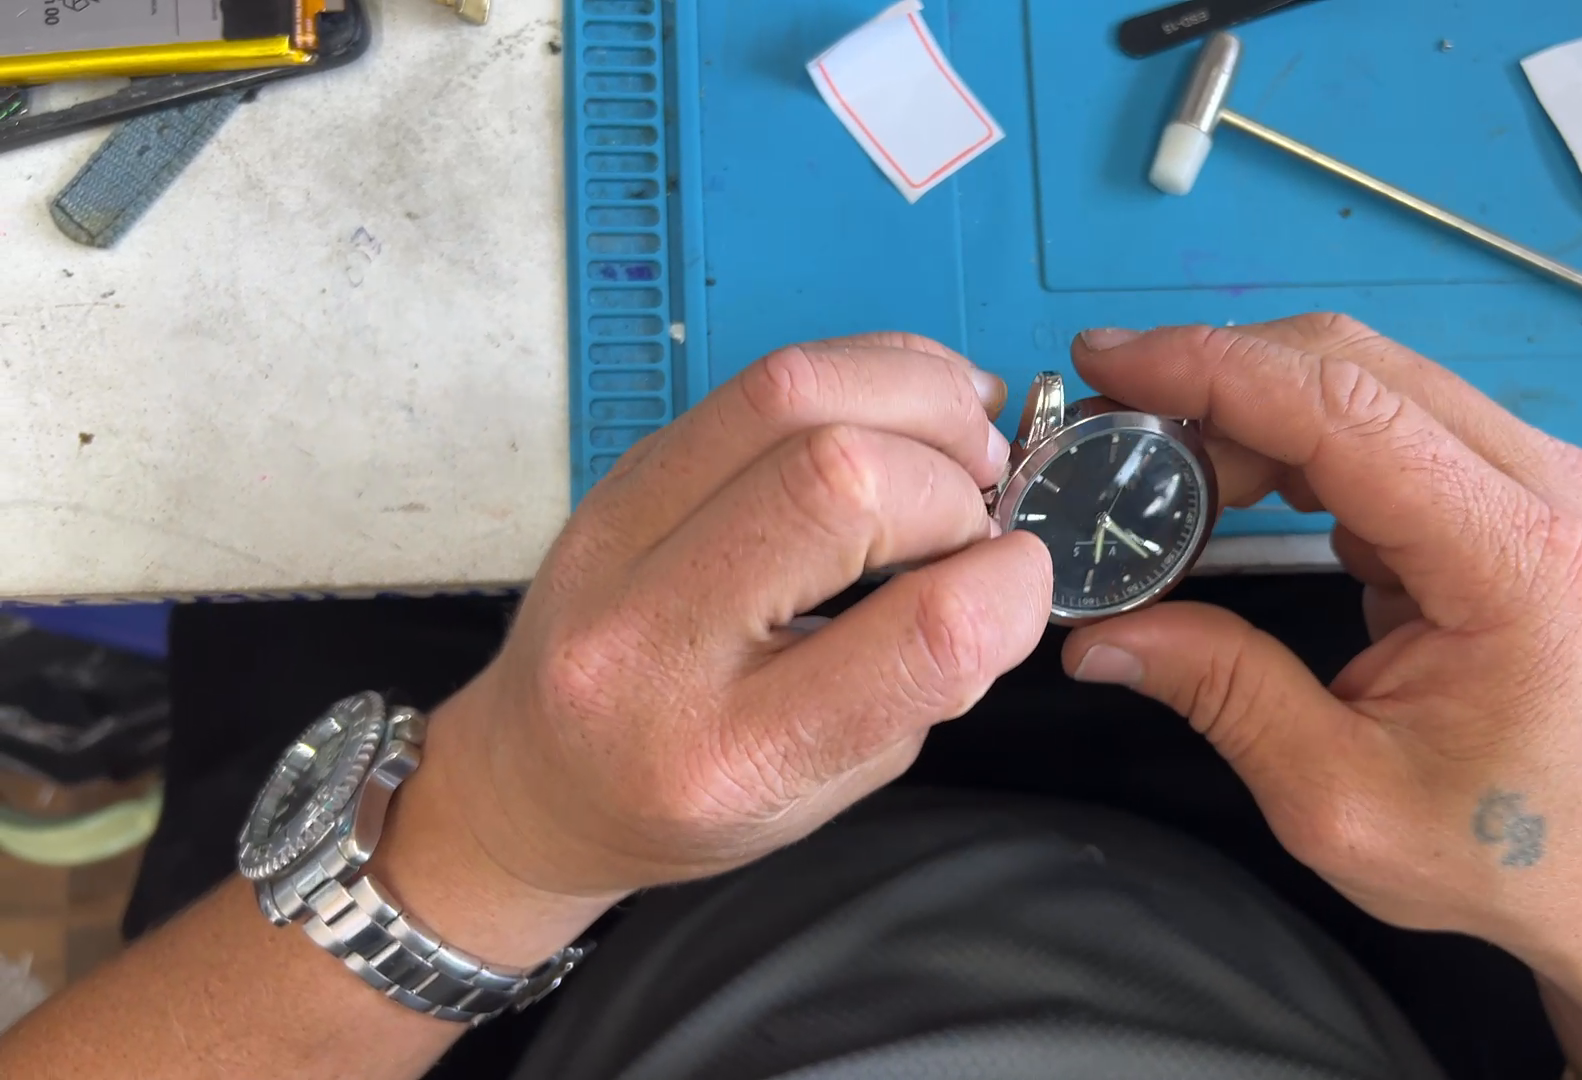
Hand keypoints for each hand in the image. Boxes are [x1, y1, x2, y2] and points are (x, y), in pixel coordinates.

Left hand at [384, 334, 1051, 949]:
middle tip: (981, 508)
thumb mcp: (834, 787)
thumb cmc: (699, 804)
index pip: (918, 635)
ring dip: (920, 398)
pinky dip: (871, 367)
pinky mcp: (626, 466)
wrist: (539, 776)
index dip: (1007, 586)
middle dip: (952, 484)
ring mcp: (619, 528)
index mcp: (730, 757)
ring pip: (793, 393)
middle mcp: (655, 636)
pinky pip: (761, 377)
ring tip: (965, 439)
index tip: (1021, 573)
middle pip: (841, 481)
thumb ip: (929, 681)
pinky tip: (918, 398)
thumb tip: (1000, 563)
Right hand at [1060, 318, 1581, 958]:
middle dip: (1208, 373)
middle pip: (1348, 368)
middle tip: (1105, 411)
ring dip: (1236, 406)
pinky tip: (1216, 480)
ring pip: (1353, 384)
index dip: (1210, 370)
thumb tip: (1089, 640)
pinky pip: (1366, 428)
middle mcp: (1538, 485)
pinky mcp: (1492, 495)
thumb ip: (1216, 692)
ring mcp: (1524, 480)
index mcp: (1513, 557)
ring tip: (1145, 455)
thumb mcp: (1334, 796)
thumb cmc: (1497, 850)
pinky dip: (1274, 439)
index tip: (1106, 360)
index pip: (1341, 411)